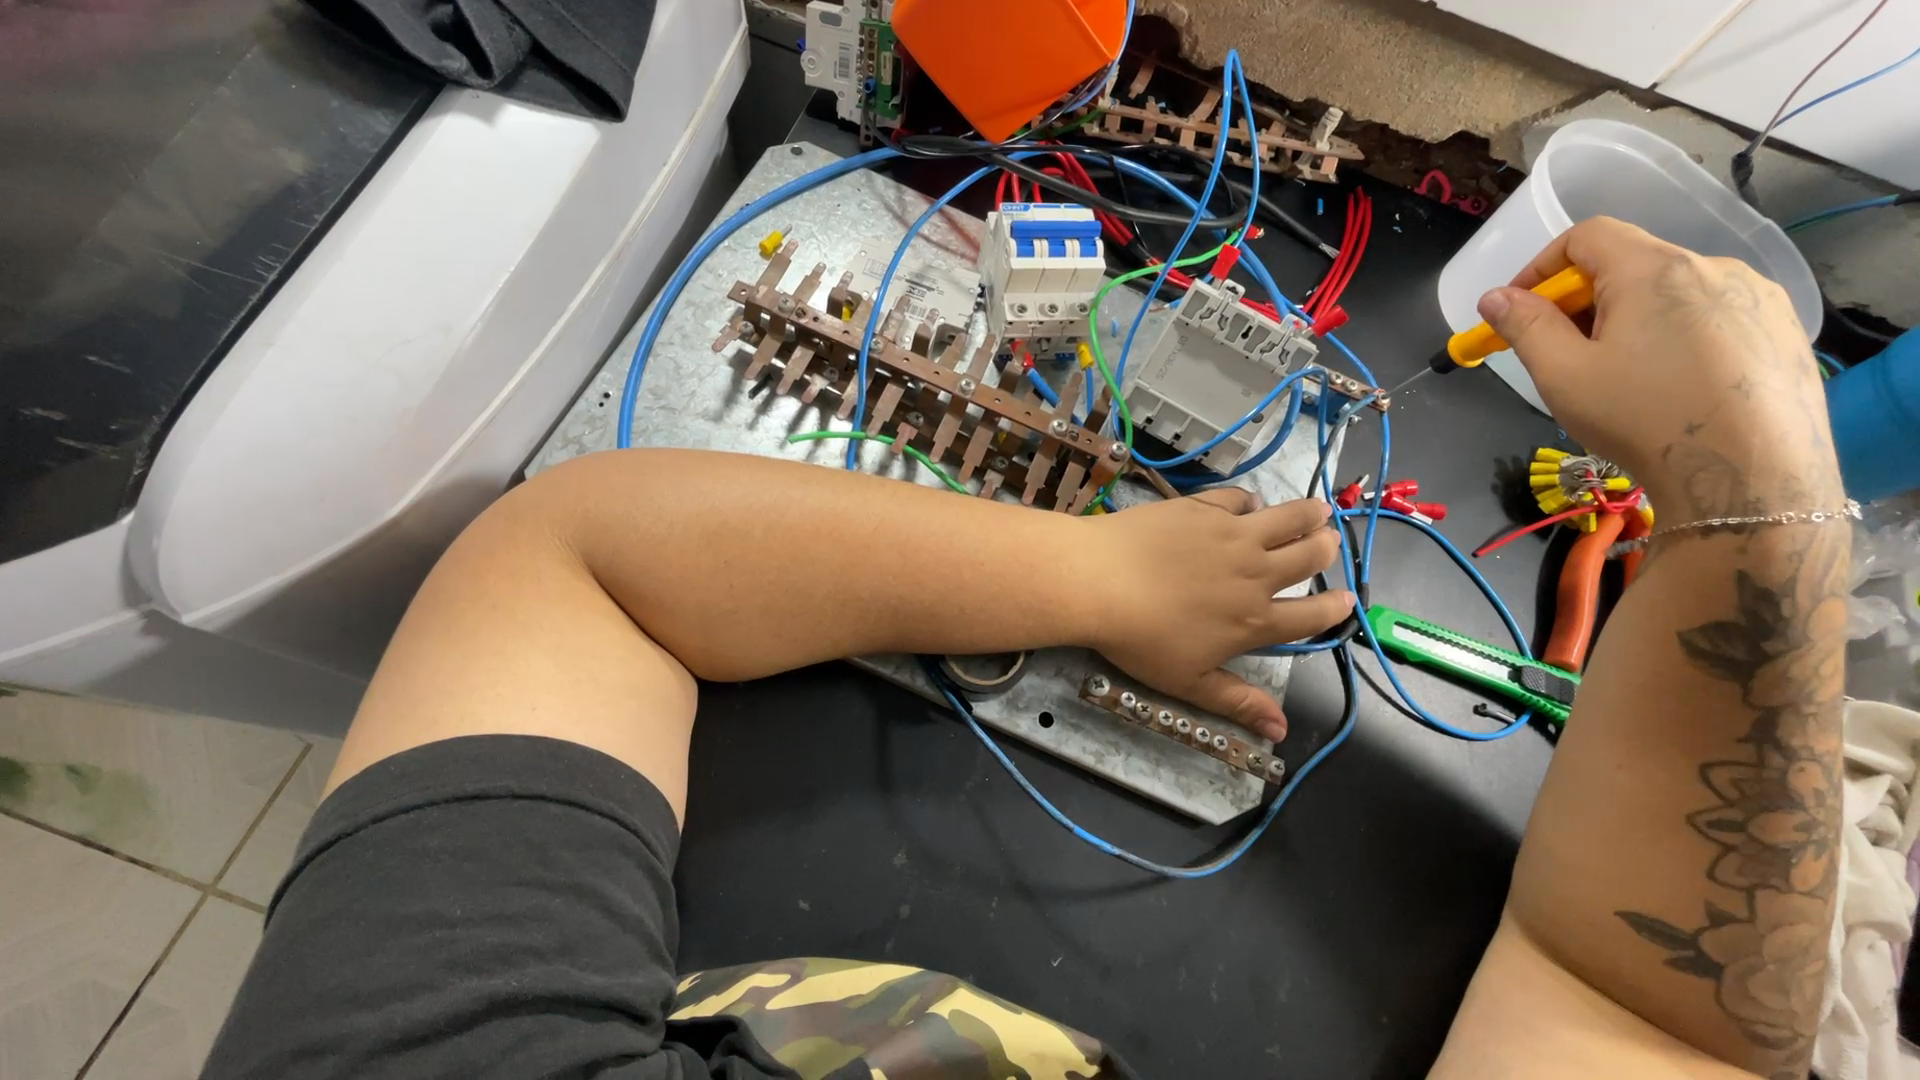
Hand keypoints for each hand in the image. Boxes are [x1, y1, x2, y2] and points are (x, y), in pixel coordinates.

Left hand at [1081, 489, 1351, 741]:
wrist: (1098, 581)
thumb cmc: (1141, 640)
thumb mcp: (1188, 683)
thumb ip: (1237, 702)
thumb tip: (1281, 731)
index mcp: (1255, 620)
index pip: (1312, 616)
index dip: (1335, 609)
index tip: (1345, 600)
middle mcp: (1255, 573)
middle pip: (1309, 555)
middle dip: (1326, 549)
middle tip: (1327, 543)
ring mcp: (1231, 534)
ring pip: (1287, 517)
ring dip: (1308, 514)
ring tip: (1318, 510)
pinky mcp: (1203, 507)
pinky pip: (1239, 499)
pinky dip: (1251, 502)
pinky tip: (1249, 505)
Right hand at [1477, 217, 1842, 524]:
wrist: (1748, 470)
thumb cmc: (1640, 416)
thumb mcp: (1562, 374)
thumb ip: (1526, 327)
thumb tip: (1495, 297)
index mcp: (1653, 271)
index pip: (1588, 236)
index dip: (1541, 266)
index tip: (1519, 309)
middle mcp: (1712, 267)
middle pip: (1629, 264)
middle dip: (1582, 300)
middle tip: (1559, 352)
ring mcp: (1756, 296)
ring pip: (1671, 292)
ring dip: (1630, 318)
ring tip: (1618, 374)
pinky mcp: (1780, 328)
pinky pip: (1711, 314)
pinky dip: (1674, 334)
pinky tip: (1670, 382)